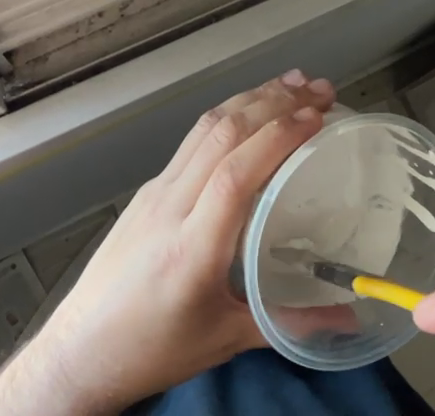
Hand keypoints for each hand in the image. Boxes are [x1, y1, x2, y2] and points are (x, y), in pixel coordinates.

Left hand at [0, 70, 336, 413]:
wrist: (81, 350)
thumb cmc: (154, 349)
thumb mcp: (227, 342)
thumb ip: (292, 323)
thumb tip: (353, 320)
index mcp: (192, 249)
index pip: (234, 175)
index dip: (276, 138)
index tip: (317, 118)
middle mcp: (170, 206)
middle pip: (221, 136)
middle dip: (274, 103)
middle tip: (320, 91)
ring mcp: (155, 191)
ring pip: (204, 128)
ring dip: (251, 99)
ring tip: (293, 85)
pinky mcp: (148, 190)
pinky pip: (192, 141)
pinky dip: (228, 116)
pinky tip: (251, 113)